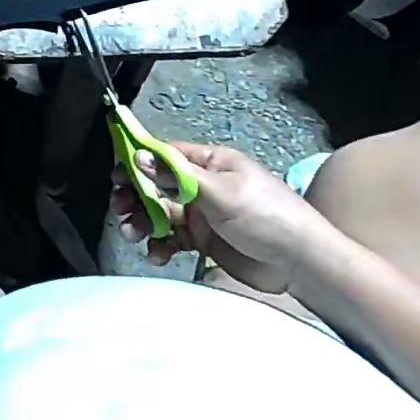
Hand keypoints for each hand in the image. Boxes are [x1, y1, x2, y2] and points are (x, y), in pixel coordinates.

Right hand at [110, 142, 337, 293]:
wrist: (303, 265)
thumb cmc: (267, 216)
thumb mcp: (221, 192)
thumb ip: (177, 176)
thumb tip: (137, 156)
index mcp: (209, 163)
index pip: (164, 154)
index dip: (137, 161)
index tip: (116, 176)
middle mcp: (201, 184)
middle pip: (154, 184)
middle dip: (134, 196)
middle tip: (119, 209)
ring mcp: (200, 213)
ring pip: (157, 212)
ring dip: (141, 222)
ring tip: (132, 235)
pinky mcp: (201, 239)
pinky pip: (170, 237)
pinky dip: (159, 245)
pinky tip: (157, 255)